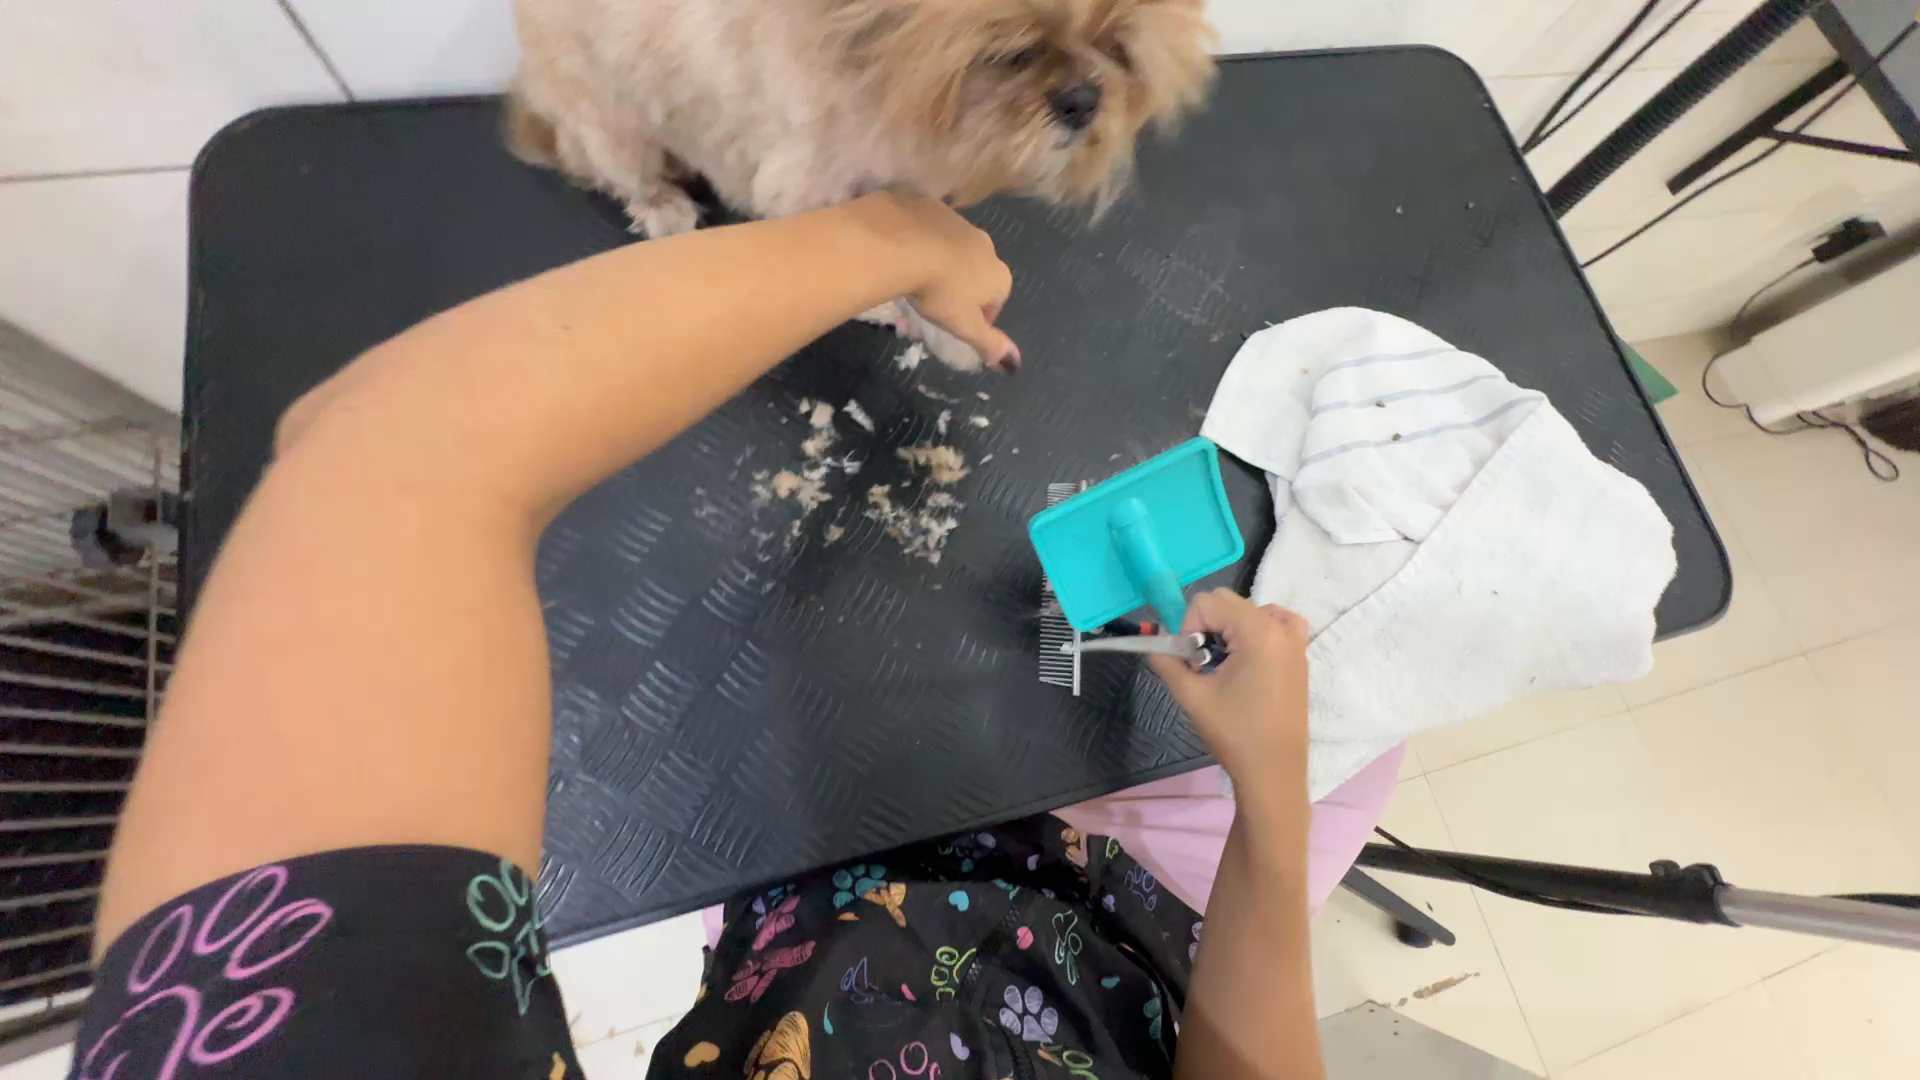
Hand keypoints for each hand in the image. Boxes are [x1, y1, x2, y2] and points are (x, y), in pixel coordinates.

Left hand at [850, 192, 1019, 370]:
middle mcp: (986, 245)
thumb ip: (989, 343)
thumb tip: (1014, 364)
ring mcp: (959, 222)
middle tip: (939, 304)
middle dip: (965, 288)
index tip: (961, 326)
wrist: (902, 243)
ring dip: (945, 264)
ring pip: (957, 249)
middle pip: (980, 272)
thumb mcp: (964, 326)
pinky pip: (932, 230)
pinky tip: (905, 255)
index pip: (998, 300)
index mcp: (998, 276)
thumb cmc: (940, 292)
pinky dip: (923, 242)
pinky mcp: (931, 206)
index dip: (982, 316)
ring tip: (920, 279)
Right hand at [1149, 589, 1309, 795]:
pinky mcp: (1300, 656)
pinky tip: (1246, 655)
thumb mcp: (1190, 695)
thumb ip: (1166, 661)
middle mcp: (1281, 629)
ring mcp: (1295, 642)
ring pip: (1249, 610)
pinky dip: (1257, 629)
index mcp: (1258, 634)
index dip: (1189, 626)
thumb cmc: (1233, 733)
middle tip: (1202, 664)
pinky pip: (1276, 623)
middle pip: (1228, 601)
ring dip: (1228, 628)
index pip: (1207, 602)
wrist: (1273, 771)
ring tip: (1223, 663)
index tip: (1190, 661)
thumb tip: (1156, 645)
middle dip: (1206, 625)